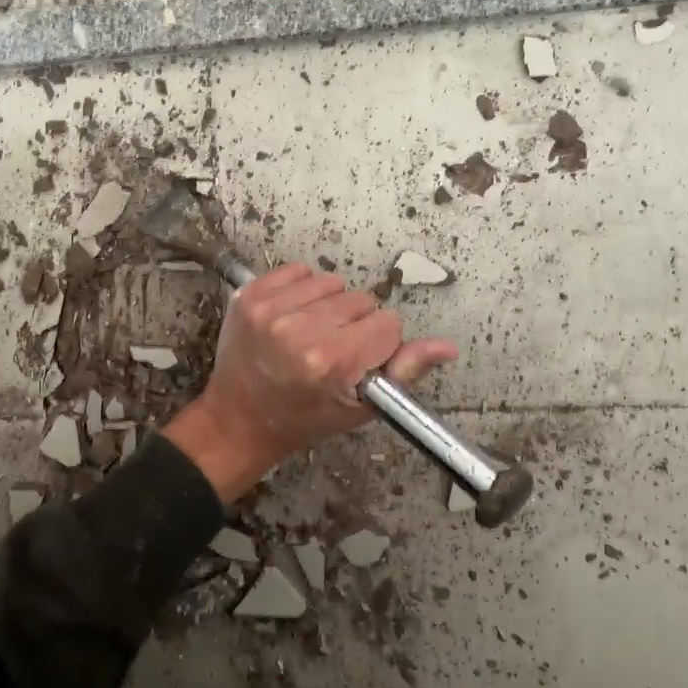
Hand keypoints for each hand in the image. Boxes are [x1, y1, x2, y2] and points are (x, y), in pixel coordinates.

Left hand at [163, 263, 459, 501]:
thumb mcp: (360, 407)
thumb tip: (446, 347)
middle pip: (360, 299)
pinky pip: (296, 270)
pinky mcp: (249, 296)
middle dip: (355, 322)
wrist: (241, 417)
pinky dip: (301, 288)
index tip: (361, 357)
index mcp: (331, 362)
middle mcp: (298, 332)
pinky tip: (294, 315)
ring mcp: (269, 311)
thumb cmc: (303, 417)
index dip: (379, 341)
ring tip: (313, 331)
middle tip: (334, 347)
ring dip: (328, 302)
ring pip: (330, 281)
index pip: (387, 323)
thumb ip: (404, 371)